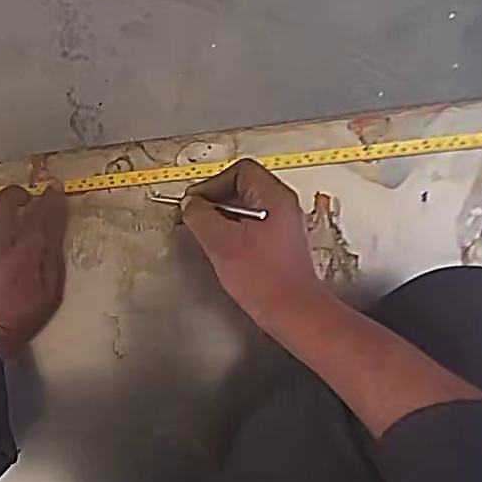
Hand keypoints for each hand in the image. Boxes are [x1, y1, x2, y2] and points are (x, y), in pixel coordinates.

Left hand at [0, 183, 68, 358]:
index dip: (51, 198)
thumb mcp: (51, 292)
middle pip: (5, 202)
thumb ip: (52, 258)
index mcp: (25, 256)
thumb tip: (54, 230)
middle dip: (18, 194)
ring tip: (0, 210)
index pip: (42, 215)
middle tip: (25, 198)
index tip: (53, 191)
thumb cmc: (19, 319)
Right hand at [181, 159, 327, 327]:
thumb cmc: (263, 279)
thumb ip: (201, 217)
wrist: (292, 310)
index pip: (239, 171)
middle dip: (214, 201)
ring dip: (221, 217)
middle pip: (242, 187)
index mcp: (273, 197)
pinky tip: (222, 250)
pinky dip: (232, 232)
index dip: (211, 184)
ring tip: (205, 235)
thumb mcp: (221, 243)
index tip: (193, 203)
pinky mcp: (279, 244)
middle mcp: (282, 206)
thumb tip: (190, 204)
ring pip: (245, 209)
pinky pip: (251, 227)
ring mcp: (283, 225)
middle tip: (194, 218)